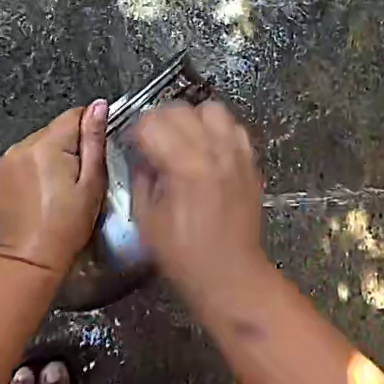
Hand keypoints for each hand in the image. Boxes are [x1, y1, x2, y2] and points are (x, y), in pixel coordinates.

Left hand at [0, 101, 107, 274]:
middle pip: (50, 133)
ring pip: (31, 148)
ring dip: (41, 162)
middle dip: (63, 150)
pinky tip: (31, 196)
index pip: (73, 116)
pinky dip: (22, 174)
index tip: (89, 157)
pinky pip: (11, 164)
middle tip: (71, 182)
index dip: (86, 133)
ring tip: (50, 192)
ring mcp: (0, 162)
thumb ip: (94, 140)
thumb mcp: (92, 183)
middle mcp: (19, 147)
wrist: (28, 260)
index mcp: (48, 146)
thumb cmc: (66, 227)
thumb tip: (98, 106)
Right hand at [129, 101, 265, 281]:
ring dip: (192, 118)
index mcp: (184, 167)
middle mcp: (214, 153)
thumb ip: (142, 179)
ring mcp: (236, 156)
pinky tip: (208, 147)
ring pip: (212, 110)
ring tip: (182, 137)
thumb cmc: (185, 256)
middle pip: (181, 109)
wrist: (231, 275)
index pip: (152, 123)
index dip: (137, 130)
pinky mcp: (250, 164)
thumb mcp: (147, 220)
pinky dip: (218, 130)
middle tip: (152, 139)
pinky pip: (235, 128)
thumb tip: (142, 158)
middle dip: (160, 119)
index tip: (133, 143)